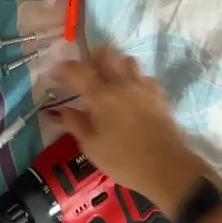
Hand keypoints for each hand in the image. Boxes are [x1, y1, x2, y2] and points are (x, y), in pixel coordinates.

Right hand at [48, 49, 211, 216]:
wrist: (167, 168)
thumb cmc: (124, 160)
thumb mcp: (92, 147)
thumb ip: (75, 124)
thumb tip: (60, 110)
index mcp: (101, 96)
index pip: (77, 70)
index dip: (63, 68)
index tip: (54, 74)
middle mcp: (121, 83)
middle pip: (105, 54)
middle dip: (92, 59)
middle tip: (85, 75)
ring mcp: (142, 86)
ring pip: (127, 60)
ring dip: (115, 65)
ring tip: (110, 81)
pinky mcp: (159, 94)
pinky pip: (145, 77)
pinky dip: (136, 80)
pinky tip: (133, 94)